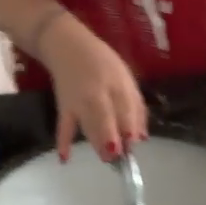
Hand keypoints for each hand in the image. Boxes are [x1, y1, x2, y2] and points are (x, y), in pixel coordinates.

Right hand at [39, 12, 148, 162]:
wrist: (67, 46)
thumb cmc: (102, 64)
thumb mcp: (125, 79)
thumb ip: (135, 108)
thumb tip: (143, 138)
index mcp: (118, 84)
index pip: (126, 106)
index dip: (129, 124)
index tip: (134, 143)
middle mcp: (99, 91)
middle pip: (106, 116)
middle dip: (112, 135)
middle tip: (118, 155)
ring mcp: (79, 100)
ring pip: (88, 123)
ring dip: (95, 141)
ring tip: (105, 158)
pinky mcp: (64, 106)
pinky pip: (63, 125)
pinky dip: (63, 141)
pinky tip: (65, 159)